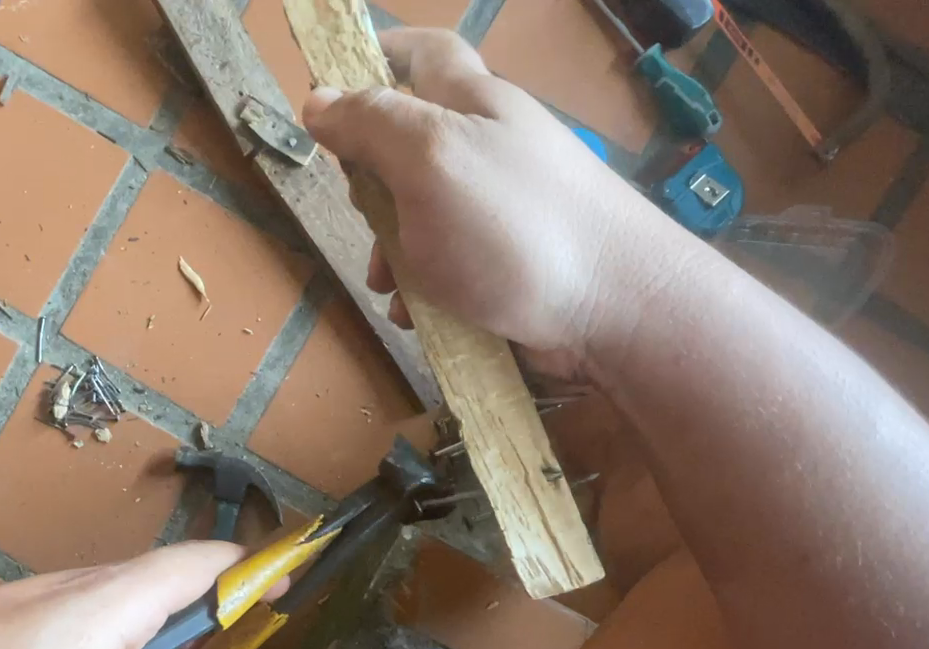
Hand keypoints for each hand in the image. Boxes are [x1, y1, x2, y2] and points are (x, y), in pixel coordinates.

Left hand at [0, 543, 247, 648]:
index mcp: (91, 615)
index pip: (188, 569)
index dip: (245, 572)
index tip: (286, 578)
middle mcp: (59, 595)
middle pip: (153, 586)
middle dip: (202, 613)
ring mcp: (19, 608)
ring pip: (111, 612)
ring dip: (152, 640)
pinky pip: (73, 629)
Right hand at [301, 28, 691, 374]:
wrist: (610, 309)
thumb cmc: (513, 227)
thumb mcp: (430, 160)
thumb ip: (374, 126)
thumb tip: (319, 99)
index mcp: (473, 106)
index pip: (423, 55)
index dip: (377, 58)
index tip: (331, 90)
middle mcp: (488, 149)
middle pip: (409, 148)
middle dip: (372, 185)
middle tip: (364, 215)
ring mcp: (499, 210)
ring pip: (421, 219)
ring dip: (392, 252)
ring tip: (388, 287)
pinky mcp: (505, 264)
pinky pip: (446, 269)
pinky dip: (423, 289)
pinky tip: (418, 314)